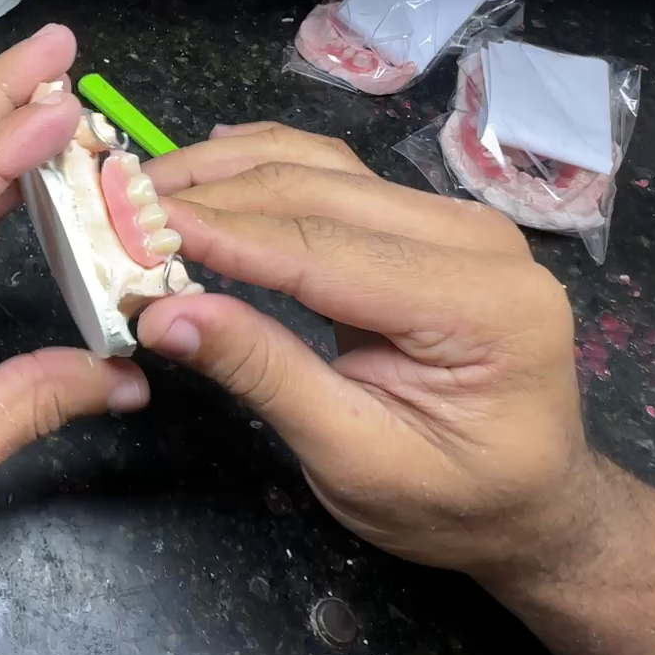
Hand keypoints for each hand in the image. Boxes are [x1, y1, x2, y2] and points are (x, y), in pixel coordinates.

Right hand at [135, 123, 598, 581]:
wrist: (534, 503)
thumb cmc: (455, 501)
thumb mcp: (354, 458)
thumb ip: (262, 373)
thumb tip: (162, 315)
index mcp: (479, 305)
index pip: (317, 247)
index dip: (215, 233)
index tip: (131, 224)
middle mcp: (473, 237)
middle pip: (310, 189)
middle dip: (204, 194)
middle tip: (121, 206)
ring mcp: (451, 218)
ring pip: (314, 162)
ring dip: (222, 167)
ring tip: (148, 182)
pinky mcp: (421, 217)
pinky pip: (330, 167)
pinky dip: (260, 157)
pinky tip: (213, 152)